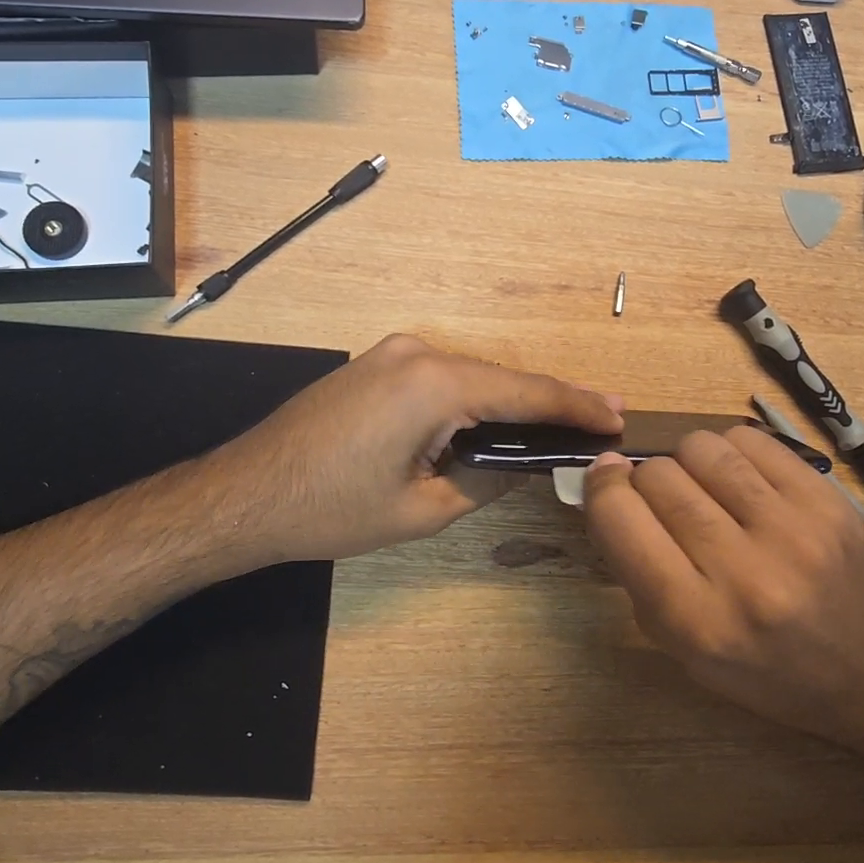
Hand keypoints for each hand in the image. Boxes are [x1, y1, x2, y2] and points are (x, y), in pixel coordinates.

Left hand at [207, 334, 622, 563]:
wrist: (245, 494)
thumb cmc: (332, 510)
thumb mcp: (423, 509)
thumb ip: (487, 478)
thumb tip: (528, 461)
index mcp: (434, 383)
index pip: (526, 391)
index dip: (576, 406)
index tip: (618, 416)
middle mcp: (418, 352)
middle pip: (501, 379)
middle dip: (549, 403)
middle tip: (600, 420)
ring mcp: (392, 353)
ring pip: (472, 378)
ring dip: (511, 403)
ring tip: (559, 426)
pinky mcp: (376, 364)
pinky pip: (441, 379)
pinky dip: (474, 400)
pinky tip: (497, 422)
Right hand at [582, 427, 863, 745]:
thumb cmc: (764, 669)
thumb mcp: (681, 648)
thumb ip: (636, 570)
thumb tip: (607, 485)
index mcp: (696, 621)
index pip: (620, 519)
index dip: (600, 490)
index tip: (605, 483)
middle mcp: (745, 574)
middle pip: (659, 477)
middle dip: (646, 482)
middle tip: (665, 505)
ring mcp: (794, 532)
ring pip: (701, 448)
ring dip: (687, 463)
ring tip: (705, 490)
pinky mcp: (829, 502)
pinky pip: (750, 439)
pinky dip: (731, 453)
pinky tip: (741, 482)